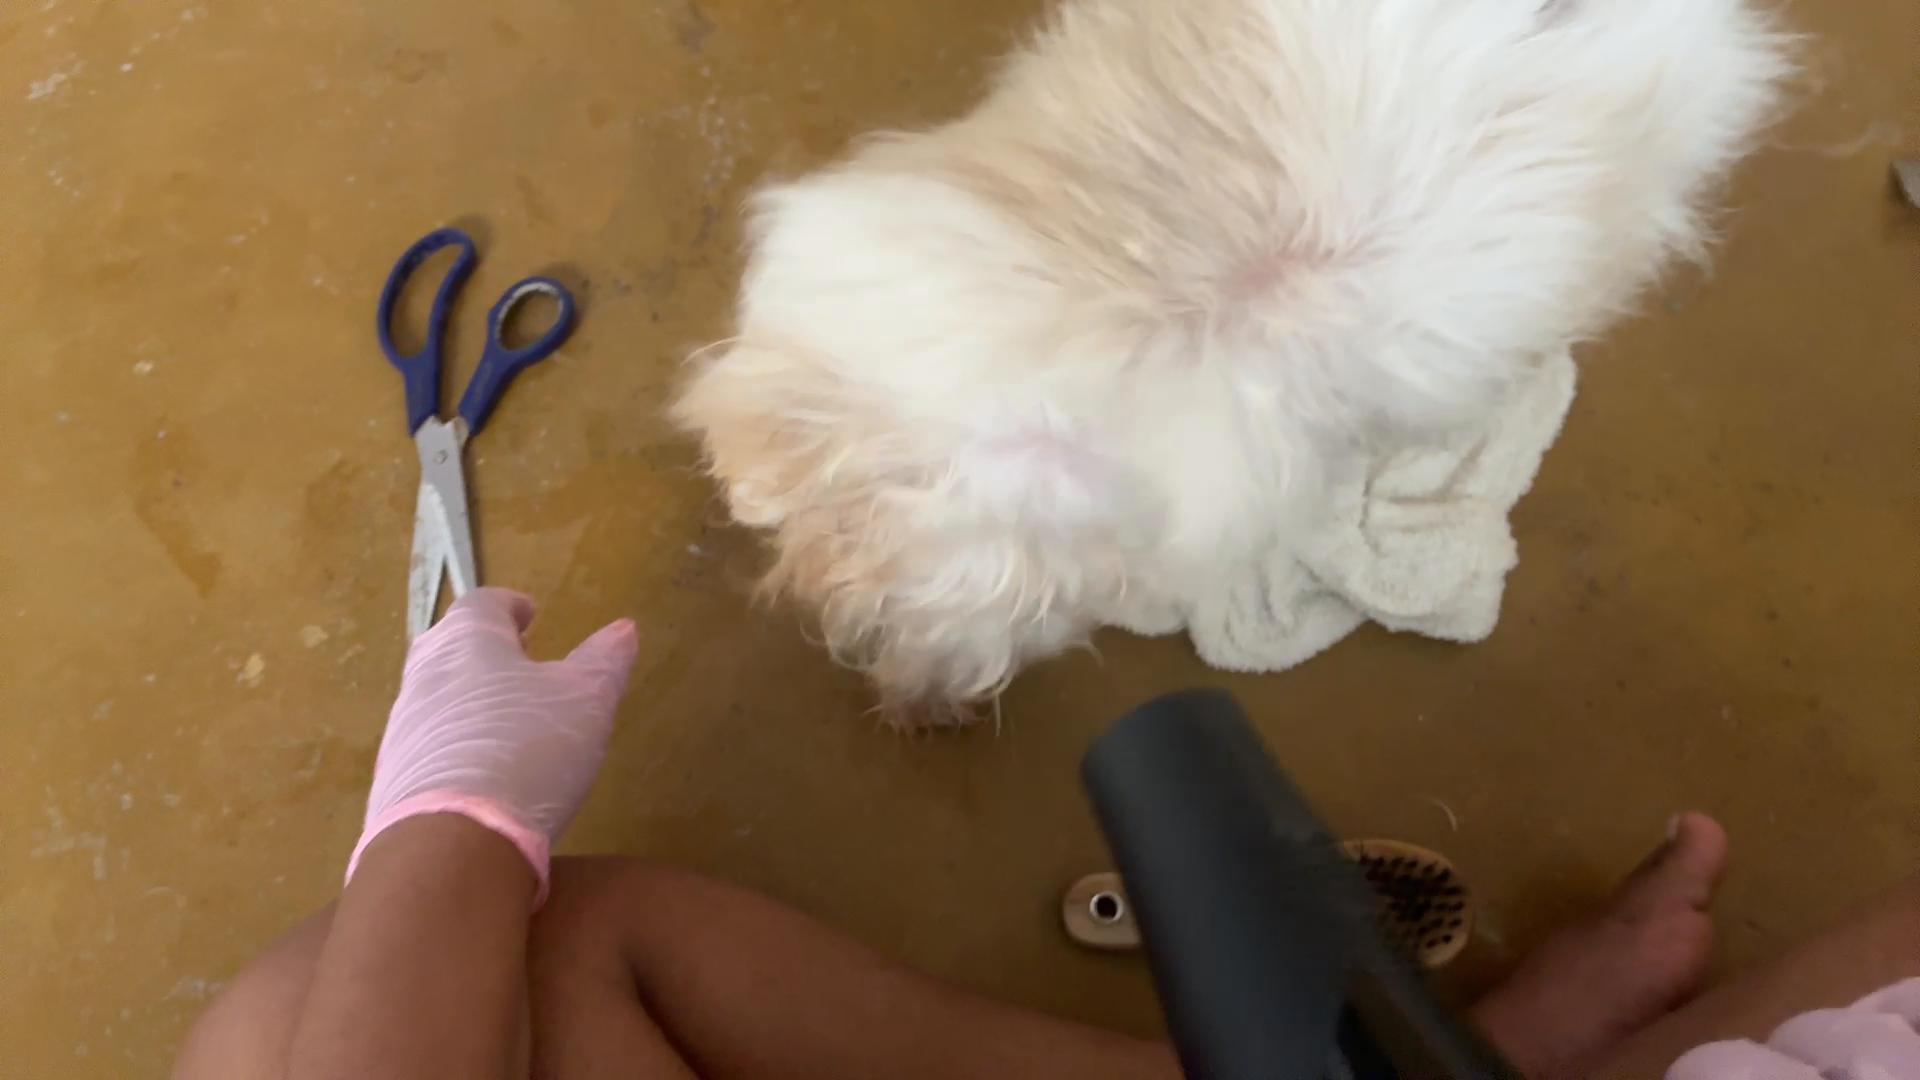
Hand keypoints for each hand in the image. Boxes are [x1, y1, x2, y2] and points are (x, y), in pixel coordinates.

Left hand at [347, 588, 638, 904]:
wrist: (452, 847)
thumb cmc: (529, 746)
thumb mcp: (588, 697)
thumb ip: (606, 659)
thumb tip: (623, 628)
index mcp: (469, 644)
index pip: (482, 604)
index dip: (508, 604)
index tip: (529, 612)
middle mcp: (427, 677)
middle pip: (448, 645)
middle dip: (481, 645)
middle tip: (516, 655)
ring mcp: (404, 731)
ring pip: (436, 695)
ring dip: (470, 694)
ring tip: (511, 713)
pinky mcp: (397, 781)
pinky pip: (431, 743)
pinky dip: (460, 740)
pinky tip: (491, 766)